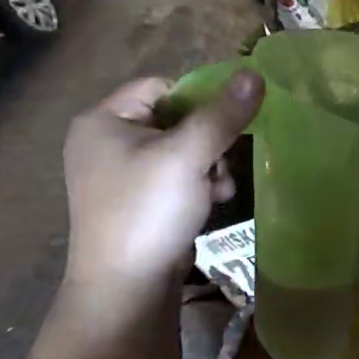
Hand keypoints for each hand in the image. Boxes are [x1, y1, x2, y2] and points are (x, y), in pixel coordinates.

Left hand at [61, 71, 261, 293]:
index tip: (230, 125)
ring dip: (211, 167)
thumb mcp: (188, 155)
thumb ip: (222, 116)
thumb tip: (255, 74)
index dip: (200, 100)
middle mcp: (106, 143)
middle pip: (176, 121)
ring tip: (219, 190)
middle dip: (210, 143)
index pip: (161, 87)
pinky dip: (200, 186)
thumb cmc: (148, 209)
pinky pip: (178, 179)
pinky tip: (212, 203)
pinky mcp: (139, 203)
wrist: (127, 283)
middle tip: (222, 166)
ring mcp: (122, 176)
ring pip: (183, 152)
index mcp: (103, 120)